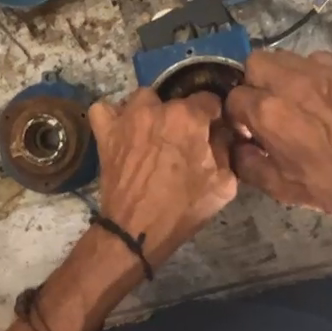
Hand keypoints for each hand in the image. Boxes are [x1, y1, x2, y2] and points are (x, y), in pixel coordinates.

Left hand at [87, 89, 237, 264]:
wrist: (136, 231)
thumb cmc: (182, 209)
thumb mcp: (224, 184)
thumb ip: (226, 149)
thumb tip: (222, 133)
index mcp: (188, 118)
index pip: (208, 100)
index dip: (213, 116)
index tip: (212, 132)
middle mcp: (156, 109)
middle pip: (175, 100)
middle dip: (182, 117)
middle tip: (183, 141)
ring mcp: (126, 118)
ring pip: (142, 99)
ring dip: (150, 112)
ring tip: (153, 134)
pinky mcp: (105, 132)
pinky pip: (105, 109)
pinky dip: (114, 116)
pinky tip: (123, 130)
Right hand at [224, 50, 331, 231]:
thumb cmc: (325, 185)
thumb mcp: (275, 184)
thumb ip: (244, 161)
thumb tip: (237, 144)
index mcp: (270, 112)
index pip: (235, 97)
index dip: (237, 114)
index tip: (248, 127)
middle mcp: (292, 83)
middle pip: (254, 63)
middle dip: (253, 83)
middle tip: (266, 106)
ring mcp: (321, 72)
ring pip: (284, 57)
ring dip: (280, 76)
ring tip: (293, 99)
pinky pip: (315, 59)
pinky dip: (310, 74)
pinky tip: (319, 97)